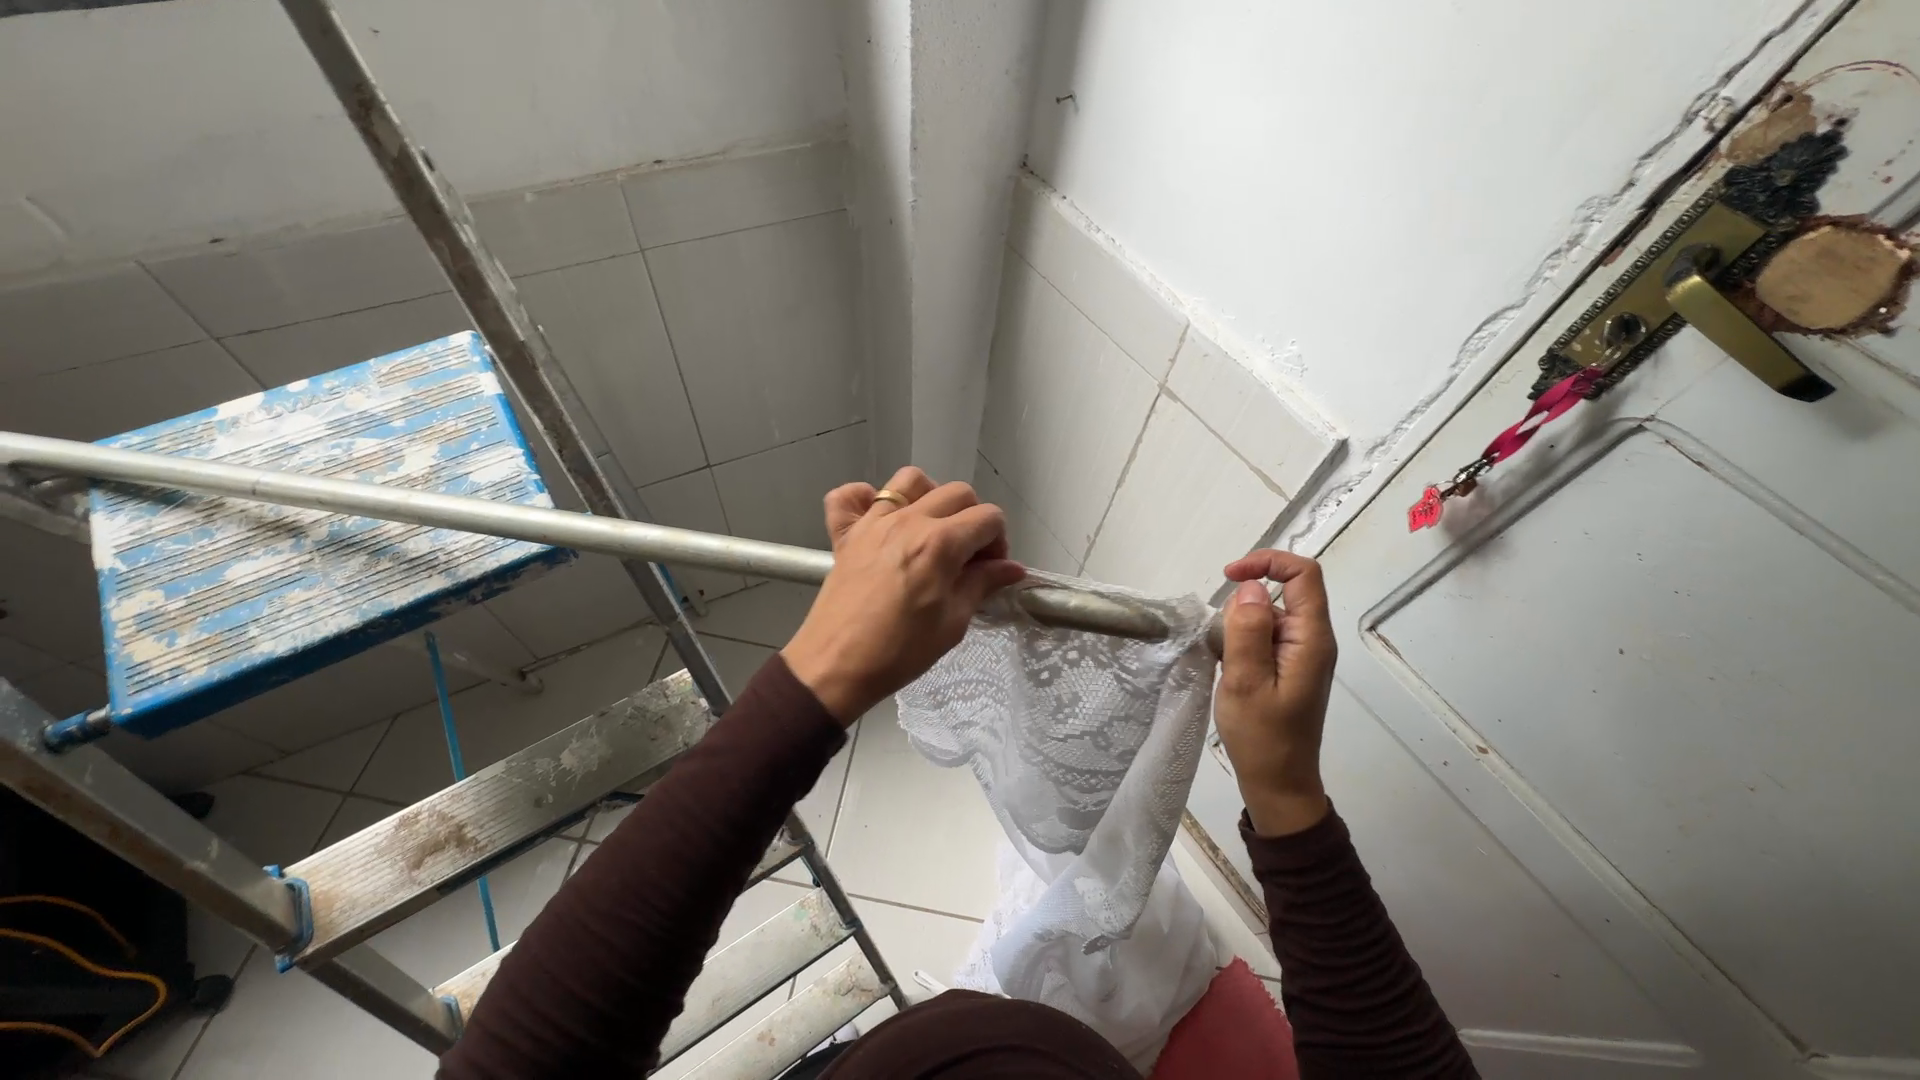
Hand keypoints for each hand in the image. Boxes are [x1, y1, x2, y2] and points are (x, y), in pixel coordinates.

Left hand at [781, 467, 1026, 722]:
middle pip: (957, 493)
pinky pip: (850, 495)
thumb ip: (982, 585)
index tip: (991, 570)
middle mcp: (907, 521)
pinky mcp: (844, 534)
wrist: (835, 667)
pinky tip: (878, 521)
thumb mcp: (953, 623)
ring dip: (929, 497)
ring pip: (909, 480)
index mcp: (940, 544)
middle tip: (968, 557)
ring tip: (931, 530)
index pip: (988, 518)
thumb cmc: (900, 652)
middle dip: (973, 519)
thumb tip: (1011, 569)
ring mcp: (872, 523)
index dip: (998, 542)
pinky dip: (864, 499)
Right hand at [1214, 549, 1337, 836]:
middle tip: (1220, 640)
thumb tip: (1251, 588)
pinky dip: (1241, 642)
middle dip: (1245, 602)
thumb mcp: (1246, 681)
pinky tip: (1227, 669)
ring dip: (1239, 625)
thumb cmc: (1262, 737)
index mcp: (1311, 640)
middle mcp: (1312, 641)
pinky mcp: (1287, 668)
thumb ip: (1249, 630)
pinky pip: (1264, 637)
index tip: (1229, 577)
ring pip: (1269, 615)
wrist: (1278, 784)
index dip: (1268, 562)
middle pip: (1284, 592)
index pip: (1303, 574)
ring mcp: (1301, 655)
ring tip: (1223, 662)